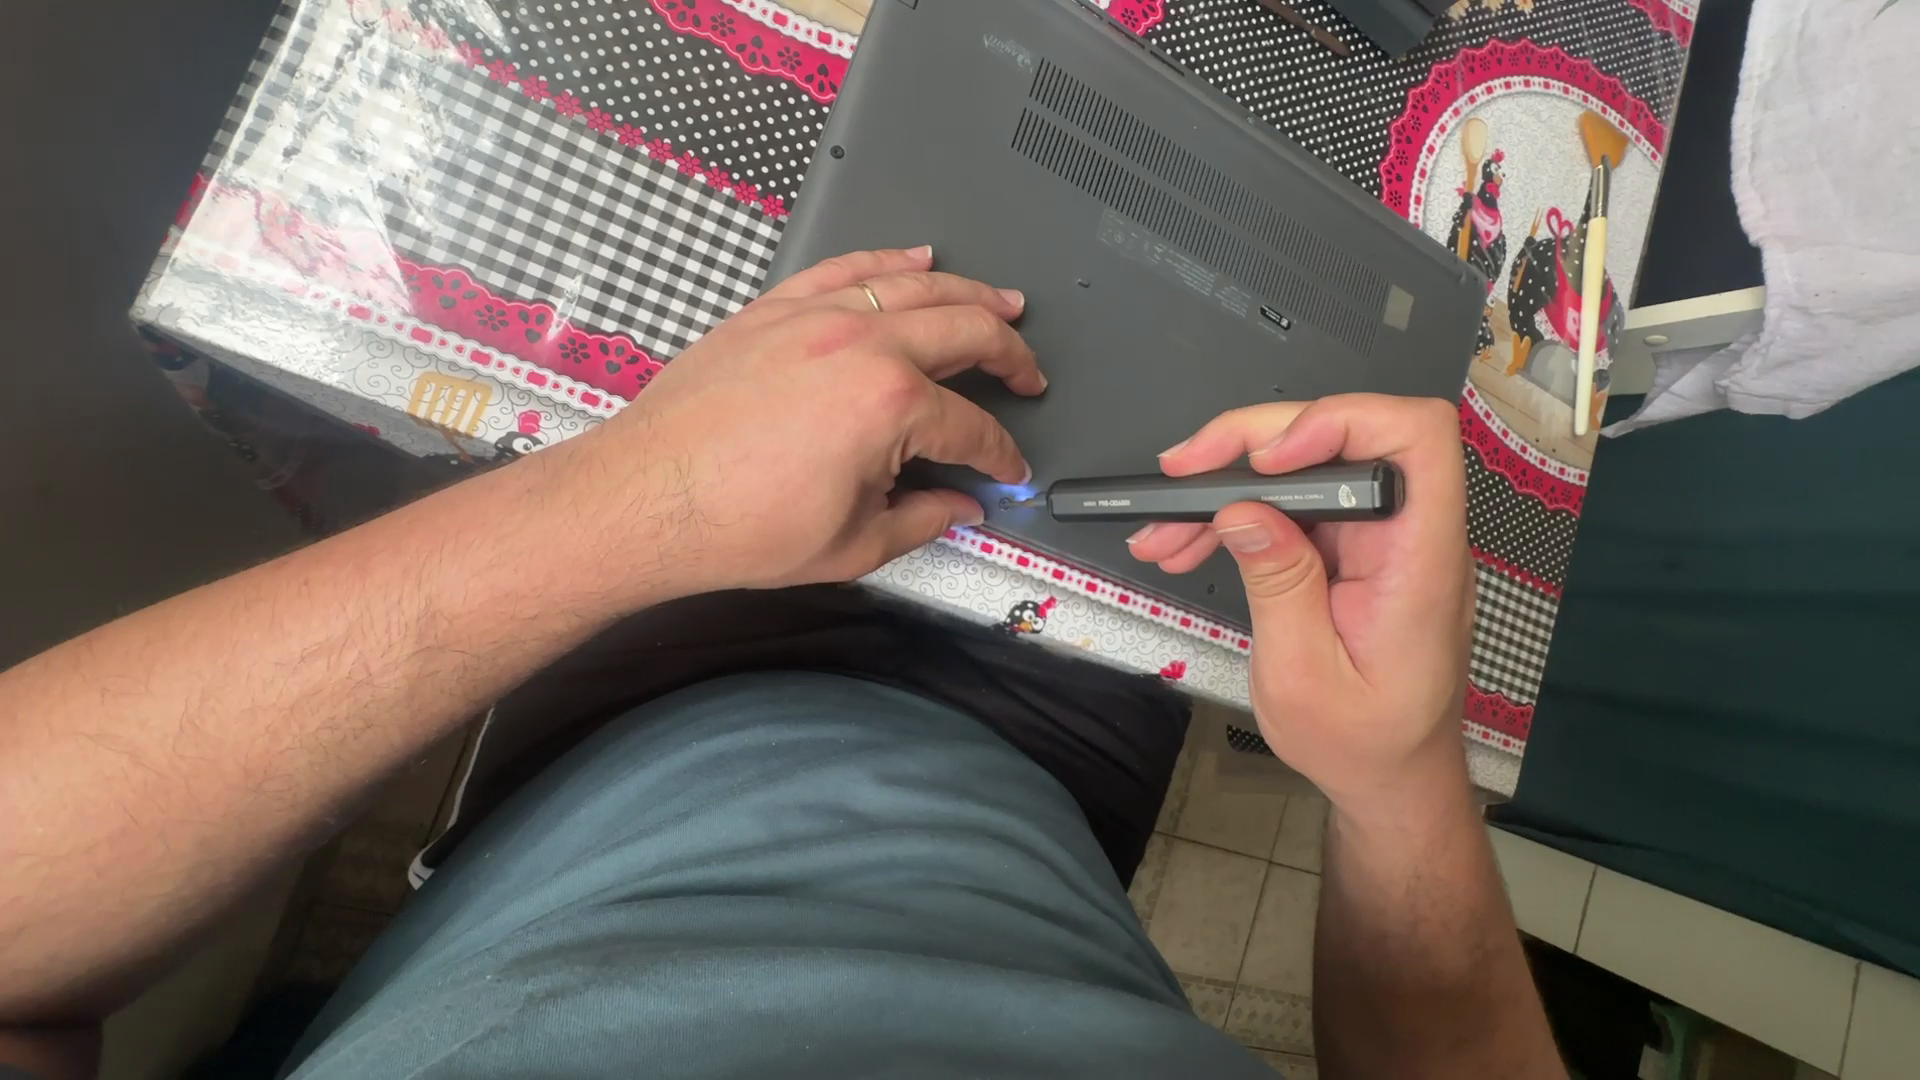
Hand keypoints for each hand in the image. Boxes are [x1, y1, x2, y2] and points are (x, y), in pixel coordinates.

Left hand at [541, 246, 1043, 601]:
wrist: (647, 500)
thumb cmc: (739, 526)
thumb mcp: (854, 544)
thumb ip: (925, 519)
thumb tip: (961, 507)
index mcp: (889, 406)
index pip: (973, 428)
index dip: (1001, 455)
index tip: (1008, 470)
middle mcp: (860, 345)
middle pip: (965, 333)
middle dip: (1011, 357)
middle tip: (1029, 374)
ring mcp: (815, 317)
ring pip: (917, 286)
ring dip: (970, 295)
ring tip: (1003, 304)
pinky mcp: (776, 309)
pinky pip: (847, 267)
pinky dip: (890, 260)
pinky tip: (918, 259)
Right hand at [1127, 395, 1474, 815]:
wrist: (1386, 775)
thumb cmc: (1360, 742)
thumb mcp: (1302, 674)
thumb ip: (1278, 585)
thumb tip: (1242, 511)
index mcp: (1417, 559)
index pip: (1412, 438)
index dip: (1337, 421)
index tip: (1264, 459)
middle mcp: (1401, 532)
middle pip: (1336, 439)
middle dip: (1246, 446)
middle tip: (1178, 473)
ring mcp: (1371, 538)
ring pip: (1296, 475)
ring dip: (1222, 490)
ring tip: (1161, 534)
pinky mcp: (1342, 550)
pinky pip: (1284, 511)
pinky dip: (1229, 521)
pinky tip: (1184, 546)